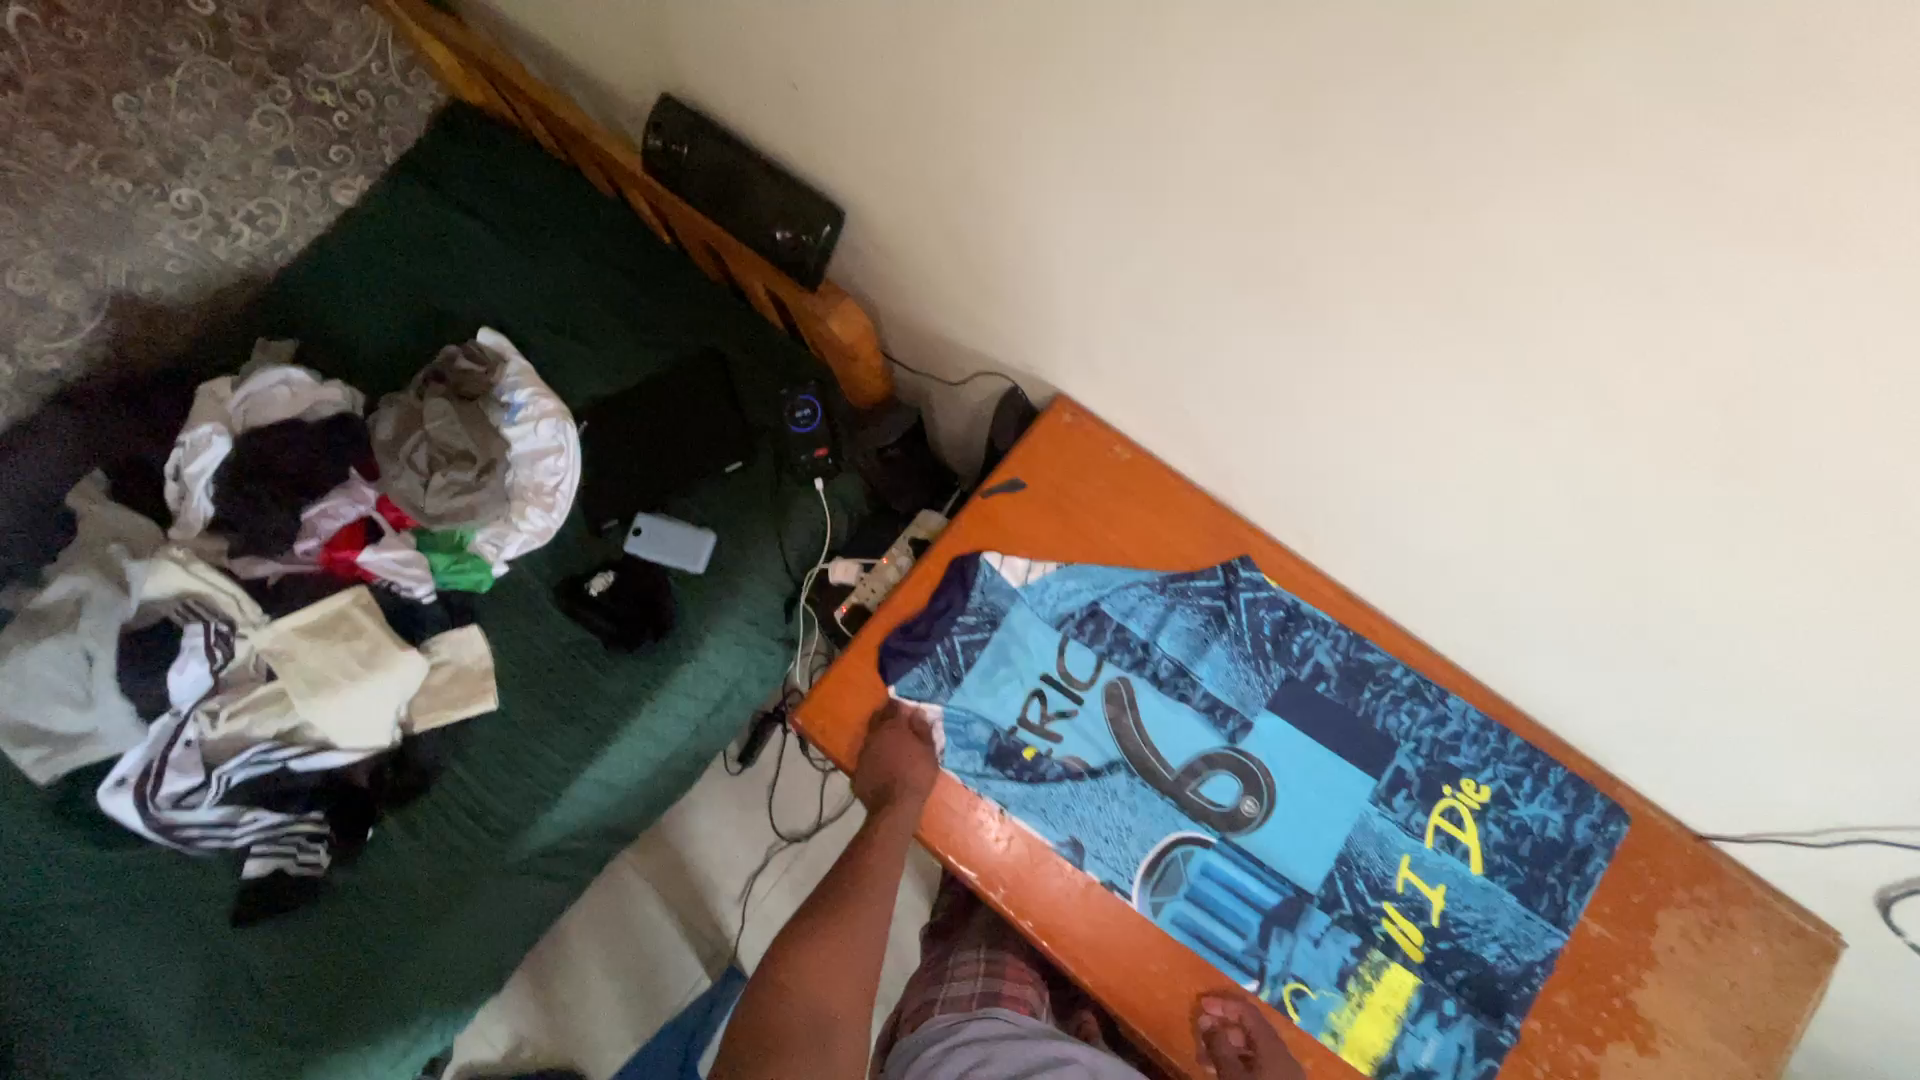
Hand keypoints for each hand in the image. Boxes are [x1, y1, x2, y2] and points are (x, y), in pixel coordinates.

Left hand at [851, 700, 937, 817]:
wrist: (894, 806)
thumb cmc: (917, 776)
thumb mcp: (929, 752)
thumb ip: (923, 729)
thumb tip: (918, 712)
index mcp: (893, 727)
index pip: (894, 706)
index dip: (900, 705)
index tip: (906, 707)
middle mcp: (875, 735)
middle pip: (878, 718)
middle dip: (886, 715)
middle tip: (896, 720)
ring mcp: (863, 751)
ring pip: (871, 736)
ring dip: (879, 736)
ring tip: (889, 742)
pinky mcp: (857, 768)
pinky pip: (866, 755)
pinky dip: (874, 754)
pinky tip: (881, 763)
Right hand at [1194, 992, 1302, 1079]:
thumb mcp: (1231, 1076)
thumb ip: (1218, 1044)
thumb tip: (1206, 1019)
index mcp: (1275, 1048)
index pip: (1248, 1011)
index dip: (1223, 1004)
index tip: (1200, 1005)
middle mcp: (1284, 1057)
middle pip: (1252, 1030)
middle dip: (1223, 1029)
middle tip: (1200, 1037)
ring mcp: (1286, 1075)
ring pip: (1254, 1051)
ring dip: (1228, 1049)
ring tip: (1204, 1061)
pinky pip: (1259, 1067)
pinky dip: (1239, 1064)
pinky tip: (1222, 1074)